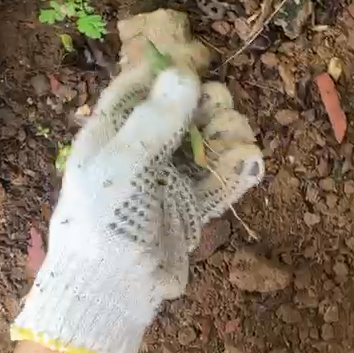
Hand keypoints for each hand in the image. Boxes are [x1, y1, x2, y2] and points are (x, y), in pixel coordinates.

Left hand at [11, 63, 262, 352]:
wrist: (112, 289)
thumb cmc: (104, 221)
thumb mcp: (123, 164)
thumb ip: (155, 121)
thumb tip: (185, 74)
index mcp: (110, 135)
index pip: (137, 88)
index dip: (165, 72)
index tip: (194, 63)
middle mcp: (141, 152)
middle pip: (181, 113)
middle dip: (205, 105)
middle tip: (219, 107)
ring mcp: (168, 180)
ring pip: (206, 144)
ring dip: (226, 134)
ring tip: (238, 138)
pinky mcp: (191, 206)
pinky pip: (218, 179)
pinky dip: (234, 169)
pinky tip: (249, 160)